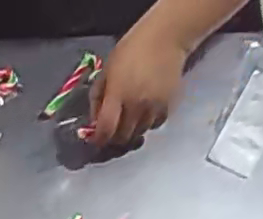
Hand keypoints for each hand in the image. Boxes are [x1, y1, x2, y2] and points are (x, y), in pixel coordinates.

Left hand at [89, 26, 186, 145]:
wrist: (167, 35)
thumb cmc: (132, 49)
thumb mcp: (107, 69)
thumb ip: (98, 96)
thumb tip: (94, 121)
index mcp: (118, 93)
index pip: (106, 129)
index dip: (99, 138)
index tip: (97, 138)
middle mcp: (136, 104)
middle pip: (123, 137)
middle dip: (115, 136)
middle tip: (114, 127)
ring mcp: (153, 107)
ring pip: (138, 133)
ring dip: (132, 129)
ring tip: (131, 116)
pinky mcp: (168, 105)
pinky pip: (155, 124)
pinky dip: (148, 123)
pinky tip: (145, 111)